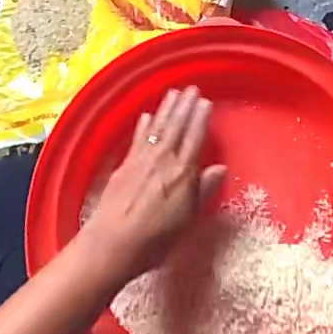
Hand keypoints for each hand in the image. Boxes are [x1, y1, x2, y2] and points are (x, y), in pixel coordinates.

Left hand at [75, 87, 224, 283]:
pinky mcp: (124, 166)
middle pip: (176, 127)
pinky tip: (146, 116)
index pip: (195, 138)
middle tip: (191, 88)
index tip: (205, 101)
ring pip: (158, 128)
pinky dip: (143, 126)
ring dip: (166, 109)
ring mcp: (141, 161)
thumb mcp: (188, 218)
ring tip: (173, 93)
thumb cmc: (156, 238)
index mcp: (183, 172)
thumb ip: (204, 190)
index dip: (200, 119)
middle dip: (184, 106)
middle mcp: (163, 160)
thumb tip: (220, 168)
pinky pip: (137, 139)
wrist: (112, 245)